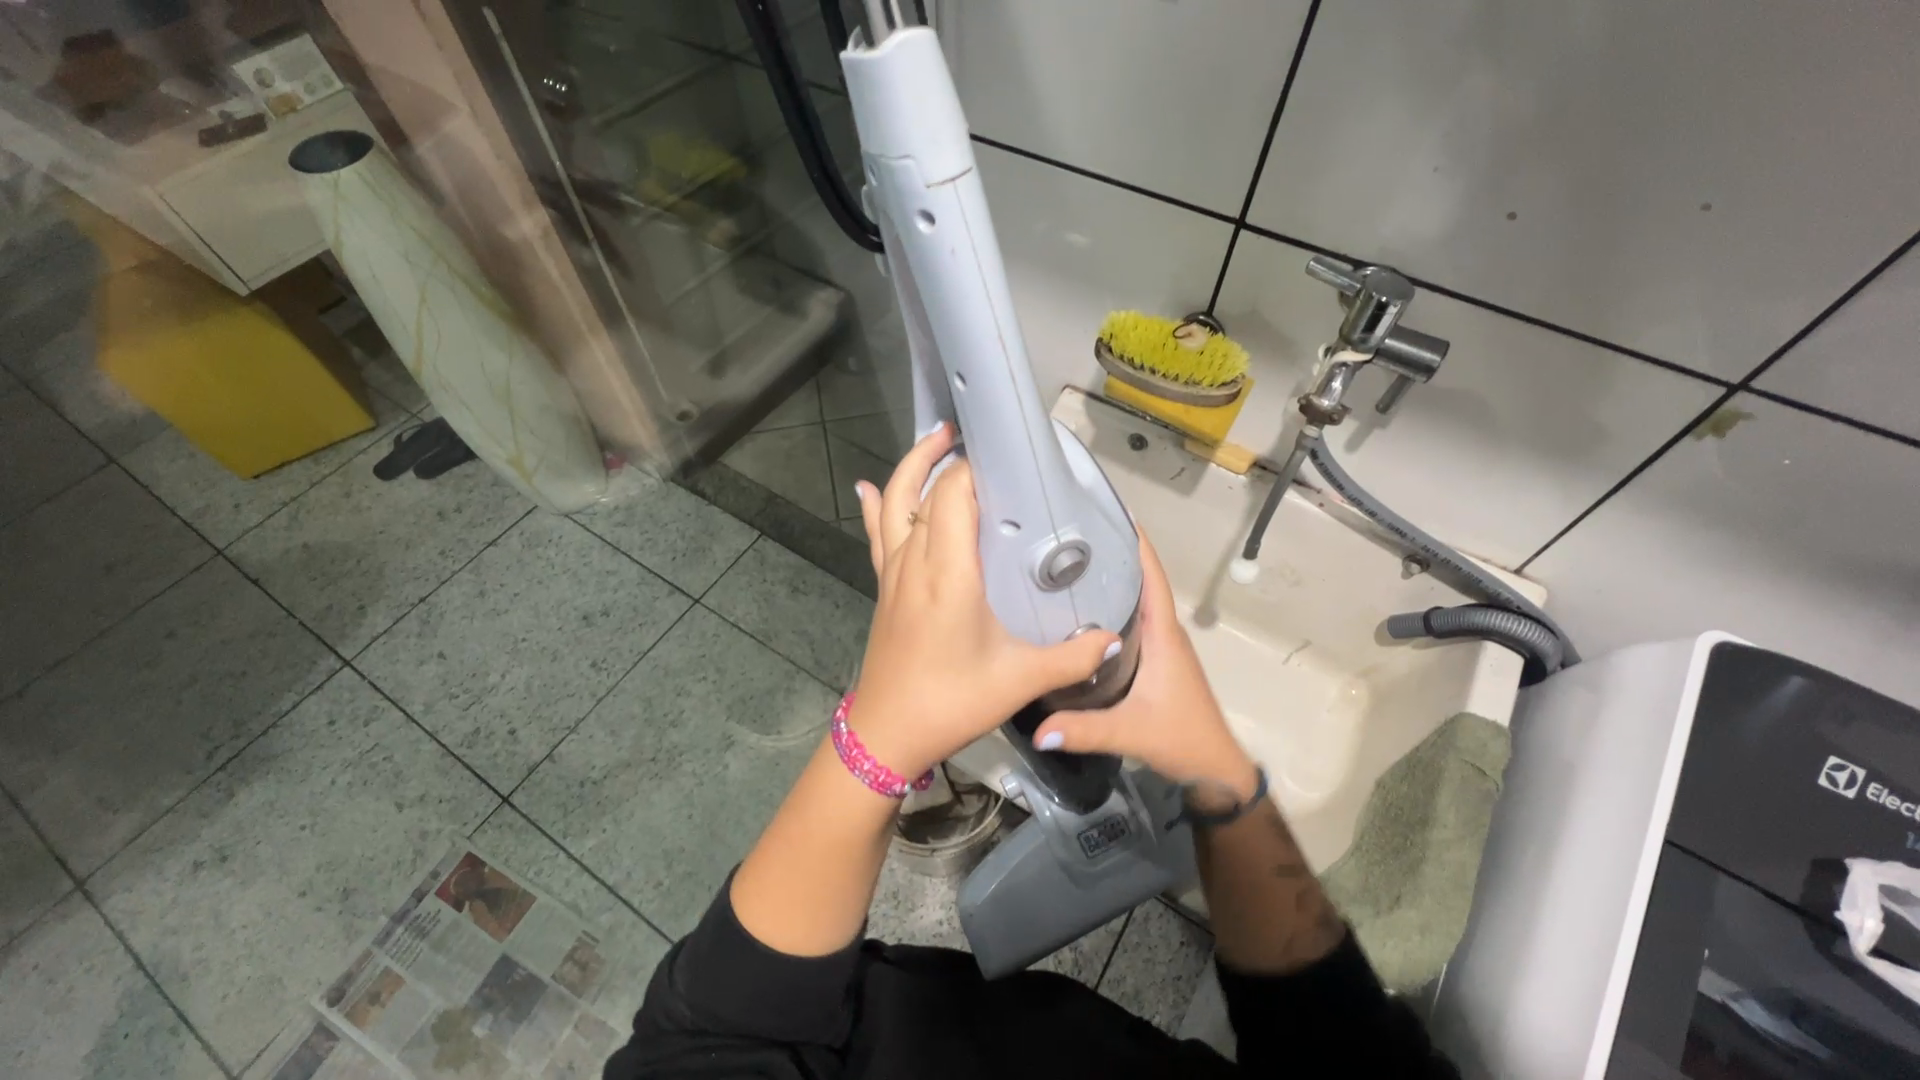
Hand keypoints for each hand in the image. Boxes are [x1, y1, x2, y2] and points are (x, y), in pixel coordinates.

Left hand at [846, 424, 1119, 779]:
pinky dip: (874, 506)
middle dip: (943, 454)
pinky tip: (867, 487)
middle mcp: (915, 560)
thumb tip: (1113, 638)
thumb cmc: (952, 701)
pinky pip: (877, 534)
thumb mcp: (1020, 681)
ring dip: (911, 468)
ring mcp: (893, 573)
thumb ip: (1072, 657)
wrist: (886, 734)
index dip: (974, 467)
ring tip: (934, 440)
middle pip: (922, 489)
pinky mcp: (884, 588)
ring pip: (893, 504)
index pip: (954, 495)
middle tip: (967, 431)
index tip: (1005, 455)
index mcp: (948, 571)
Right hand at [1032, 533, 1260, 809]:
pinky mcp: (1155, 663)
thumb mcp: (1131, 733)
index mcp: (1163, 636)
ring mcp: (1161, 648)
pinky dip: (1109, 610)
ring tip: (1067, 568)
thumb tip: (1036, 729)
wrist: (1214, 769)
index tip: (1112, 515)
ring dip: (1110, 583)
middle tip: (1068, 539)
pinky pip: (1130, 624)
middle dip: (1112, 557)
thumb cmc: (1182, 739)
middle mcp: (1164, 634)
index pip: (1153, 579)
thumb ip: (1084, 730)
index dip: (1137, 546)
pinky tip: (1078, 616)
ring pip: (1135, 604)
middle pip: (1140, 584)